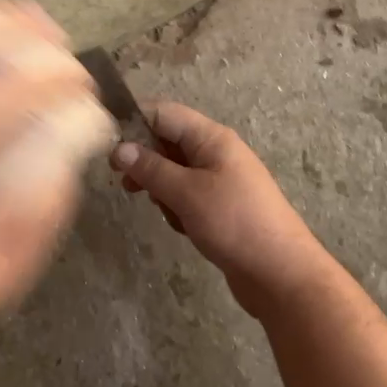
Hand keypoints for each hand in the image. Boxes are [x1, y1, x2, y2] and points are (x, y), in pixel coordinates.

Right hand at [110, 102, 334, 317]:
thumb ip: (151, 168)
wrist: (280, 273)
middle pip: (170, 141)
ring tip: (160, 208)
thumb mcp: (186, 193)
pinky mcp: (223, 207)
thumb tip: (120, 148)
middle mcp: (217, 152)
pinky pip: (189, 195)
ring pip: (177, 171)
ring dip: (162, 187)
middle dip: (146, 160)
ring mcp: (222, 180)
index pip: (165, 113)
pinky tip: (181, 227)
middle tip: (124, 184)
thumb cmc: (233, 223)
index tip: (105, 141)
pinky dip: (178, 207)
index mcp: (212, 138)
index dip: (135, 120)